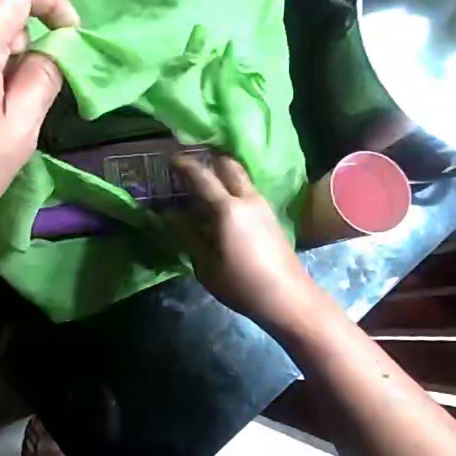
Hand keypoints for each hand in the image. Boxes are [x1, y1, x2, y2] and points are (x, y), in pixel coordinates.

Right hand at [175, 155, 333, 335]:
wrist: (286, 296)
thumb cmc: (240, 283)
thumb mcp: (205, 264)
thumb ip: (187, 234)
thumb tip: (169, 213)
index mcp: (227, 209)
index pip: (202, 177)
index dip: (185, 165)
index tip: (171, 159)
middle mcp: (247, 199)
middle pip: (228, 166)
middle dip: (209, 161)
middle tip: (191, 168)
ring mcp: (262, 205)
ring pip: (241, 177)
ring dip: (223, 174)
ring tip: (205, 185)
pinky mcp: (270, 216)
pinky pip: (248, 190)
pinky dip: (233, 188)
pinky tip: (224, 204)